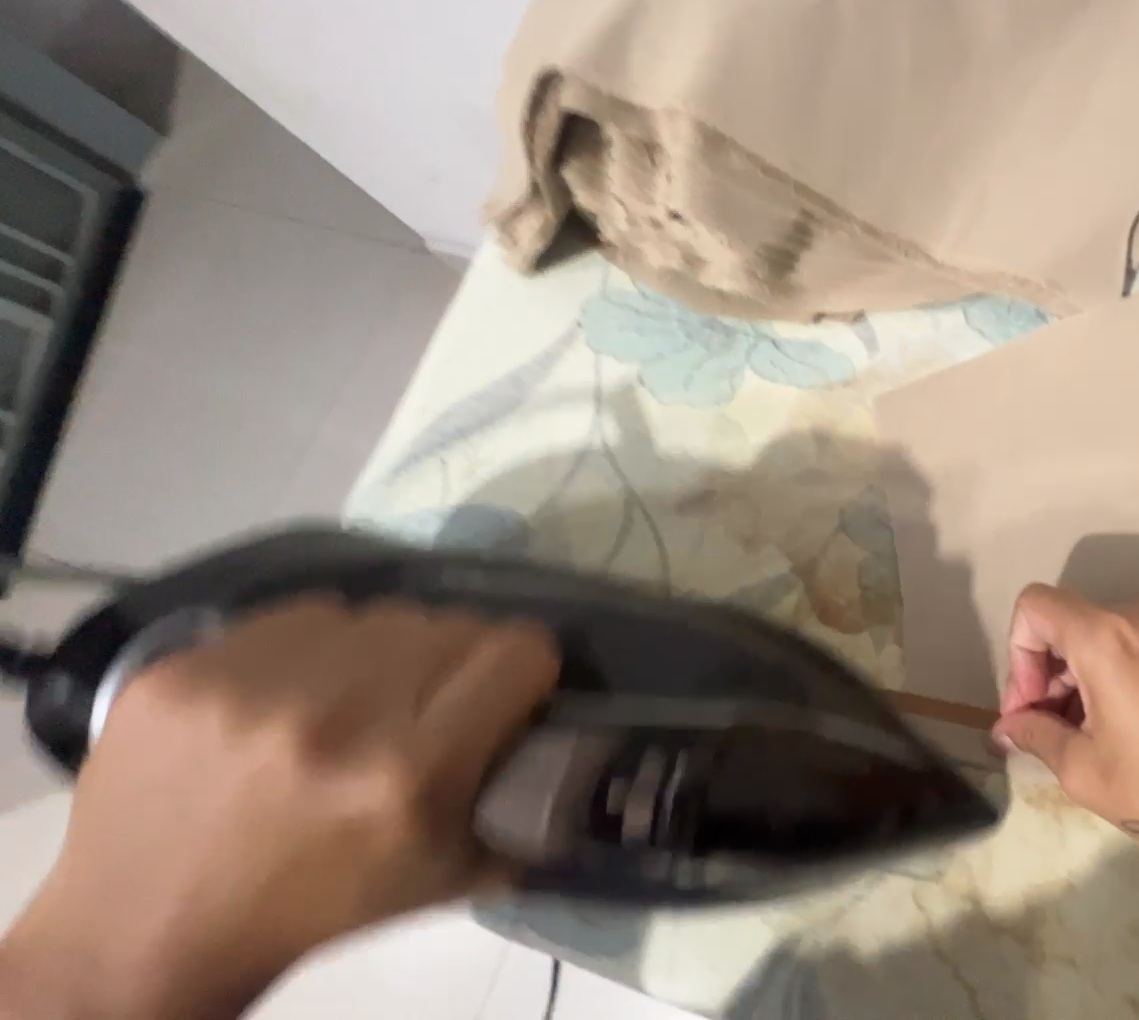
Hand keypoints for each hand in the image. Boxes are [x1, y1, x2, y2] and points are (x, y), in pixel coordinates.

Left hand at [0, 597, 559, 1018]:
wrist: (142, 934)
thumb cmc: (324, 903)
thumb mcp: (457, 871)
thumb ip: (533, 798)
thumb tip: (588, 738)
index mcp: (412, 773)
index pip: (519, 649)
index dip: (526, 669)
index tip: (511, 691)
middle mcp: (337, 717)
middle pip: (455, 624)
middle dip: (460, 661)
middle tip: (434, 703)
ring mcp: (251, 686)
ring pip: (385, 612)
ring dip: (392, 650)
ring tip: (363, 697)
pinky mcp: (185, 668)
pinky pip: (308, 614)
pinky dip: (322, 644)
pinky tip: (298, 690)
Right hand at [991, 584, 1138, 882]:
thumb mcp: (1084, 771)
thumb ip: (1035, 735)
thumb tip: (1007, 728)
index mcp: (1107, 636)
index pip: (1036, 605)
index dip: (1018, 654)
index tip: (1030, 709)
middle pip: (1070, 619)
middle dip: (1048, 671)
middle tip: (1047, 729)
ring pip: (1104, 631)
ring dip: (1082, 673)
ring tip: (1087, 733)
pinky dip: (1117, 669)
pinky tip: (1124, 722)